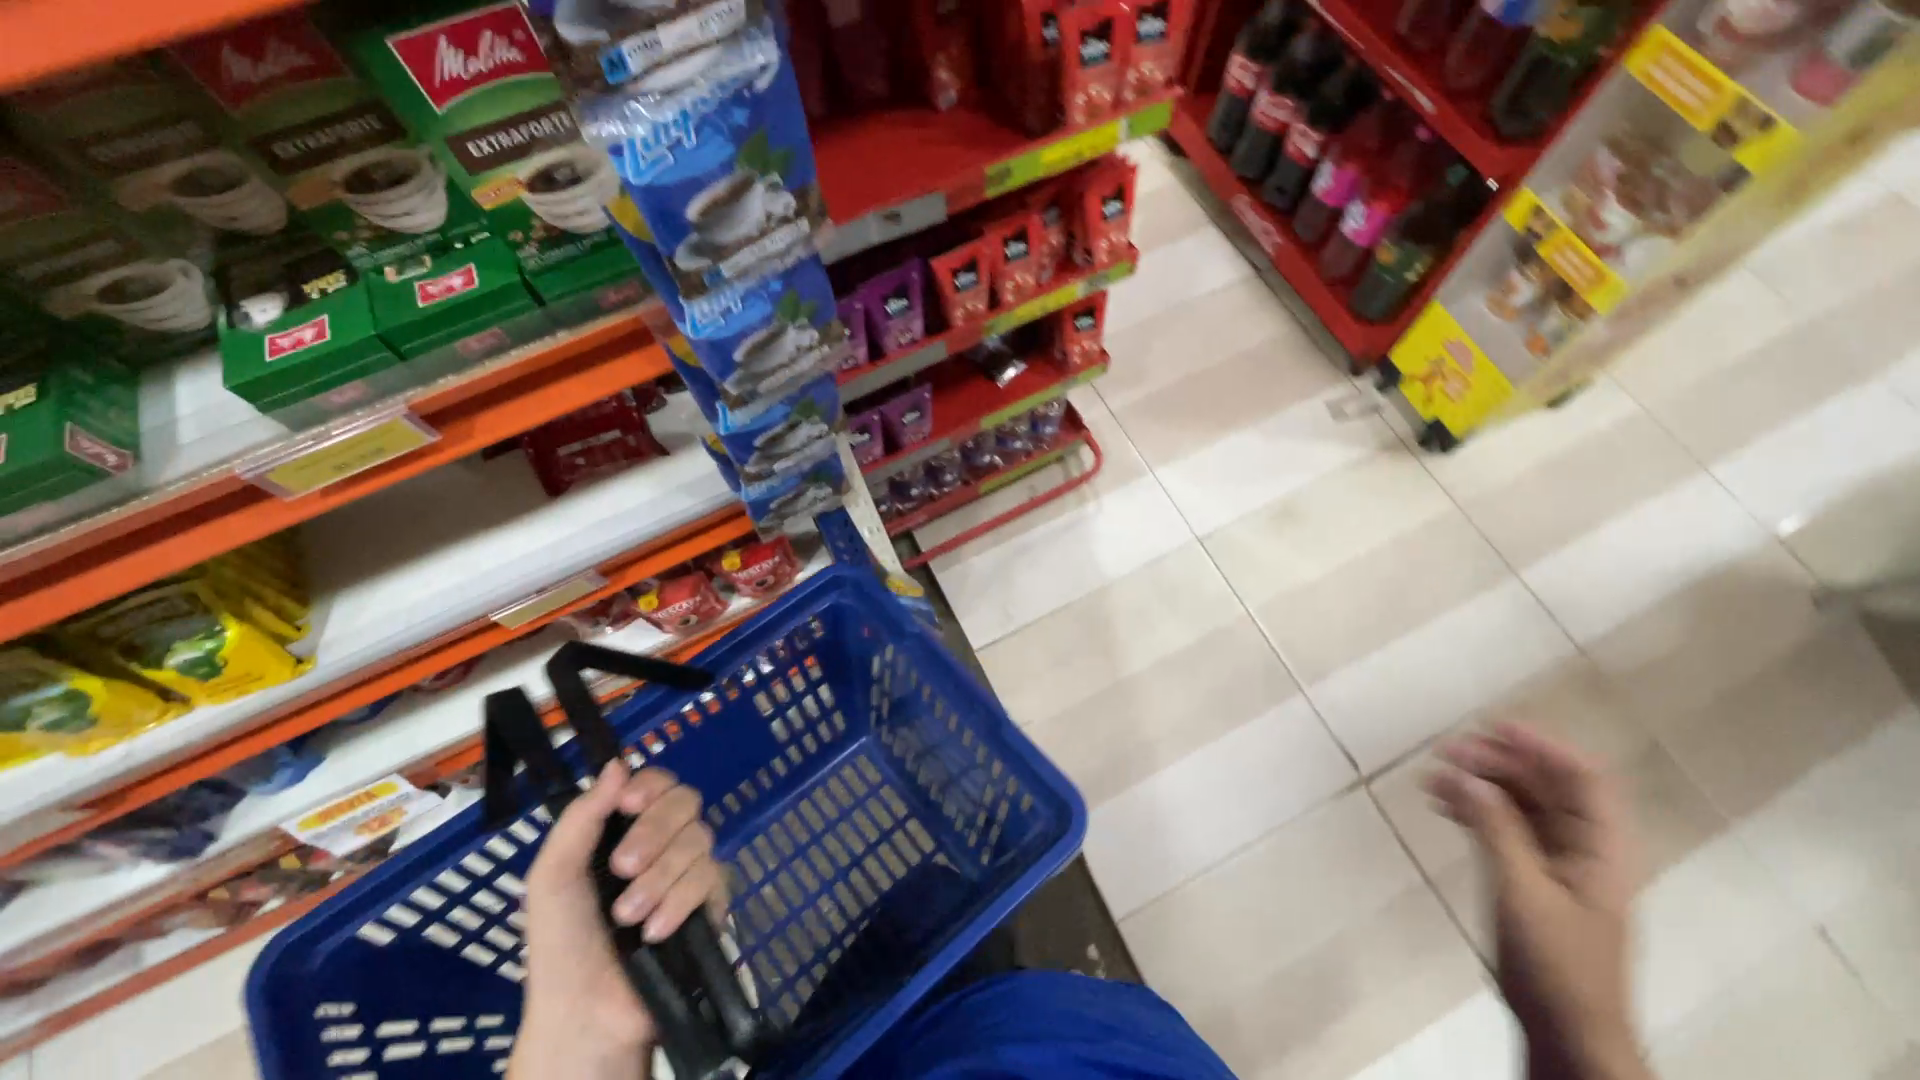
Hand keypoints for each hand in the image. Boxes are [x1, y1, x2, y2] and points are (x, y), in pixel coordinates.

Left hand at [509, 762, 728, 1079]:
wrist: (586, 1012)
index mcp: (622, 829)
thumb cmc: (561, 944)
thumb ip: (582, 817)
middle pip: (686, 800)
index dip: (650, 786)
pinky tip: (655, 931)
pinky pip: (714, 877)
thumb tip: (618, 762)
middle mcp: (661, 841)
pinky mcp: (712, 903)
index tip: (628, 805)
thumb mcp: (553, 876)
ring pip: (701, 838)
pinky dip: (681, 901)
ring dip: (661, 876)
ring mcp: (689, 871)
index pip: (656, 782)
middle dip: (655, 831)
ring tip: (629, 917)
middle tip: (622, 868)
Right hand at [1426, 724, 1650, 1079]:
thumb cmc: (1556, 963)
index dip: (1539, 745)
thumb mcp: (1521, 892)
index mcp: (1602, 848)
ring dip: (1482, 785)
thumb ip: (1495, 829)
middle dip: (1499, 762)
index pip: (1581, 777)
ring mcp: (1561, 865)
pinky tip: (1444, 806)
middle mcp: (1586, 848)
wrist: (1569, 1031)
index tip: (1489, 727)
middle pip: (1547, 786)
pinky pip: (1508, 830)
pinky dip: (1478, 812)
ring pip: (1523, 806)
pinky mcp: (1537, 880)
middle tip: (1447, 751)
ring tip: (1435, 775)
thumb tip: (1464, 776)